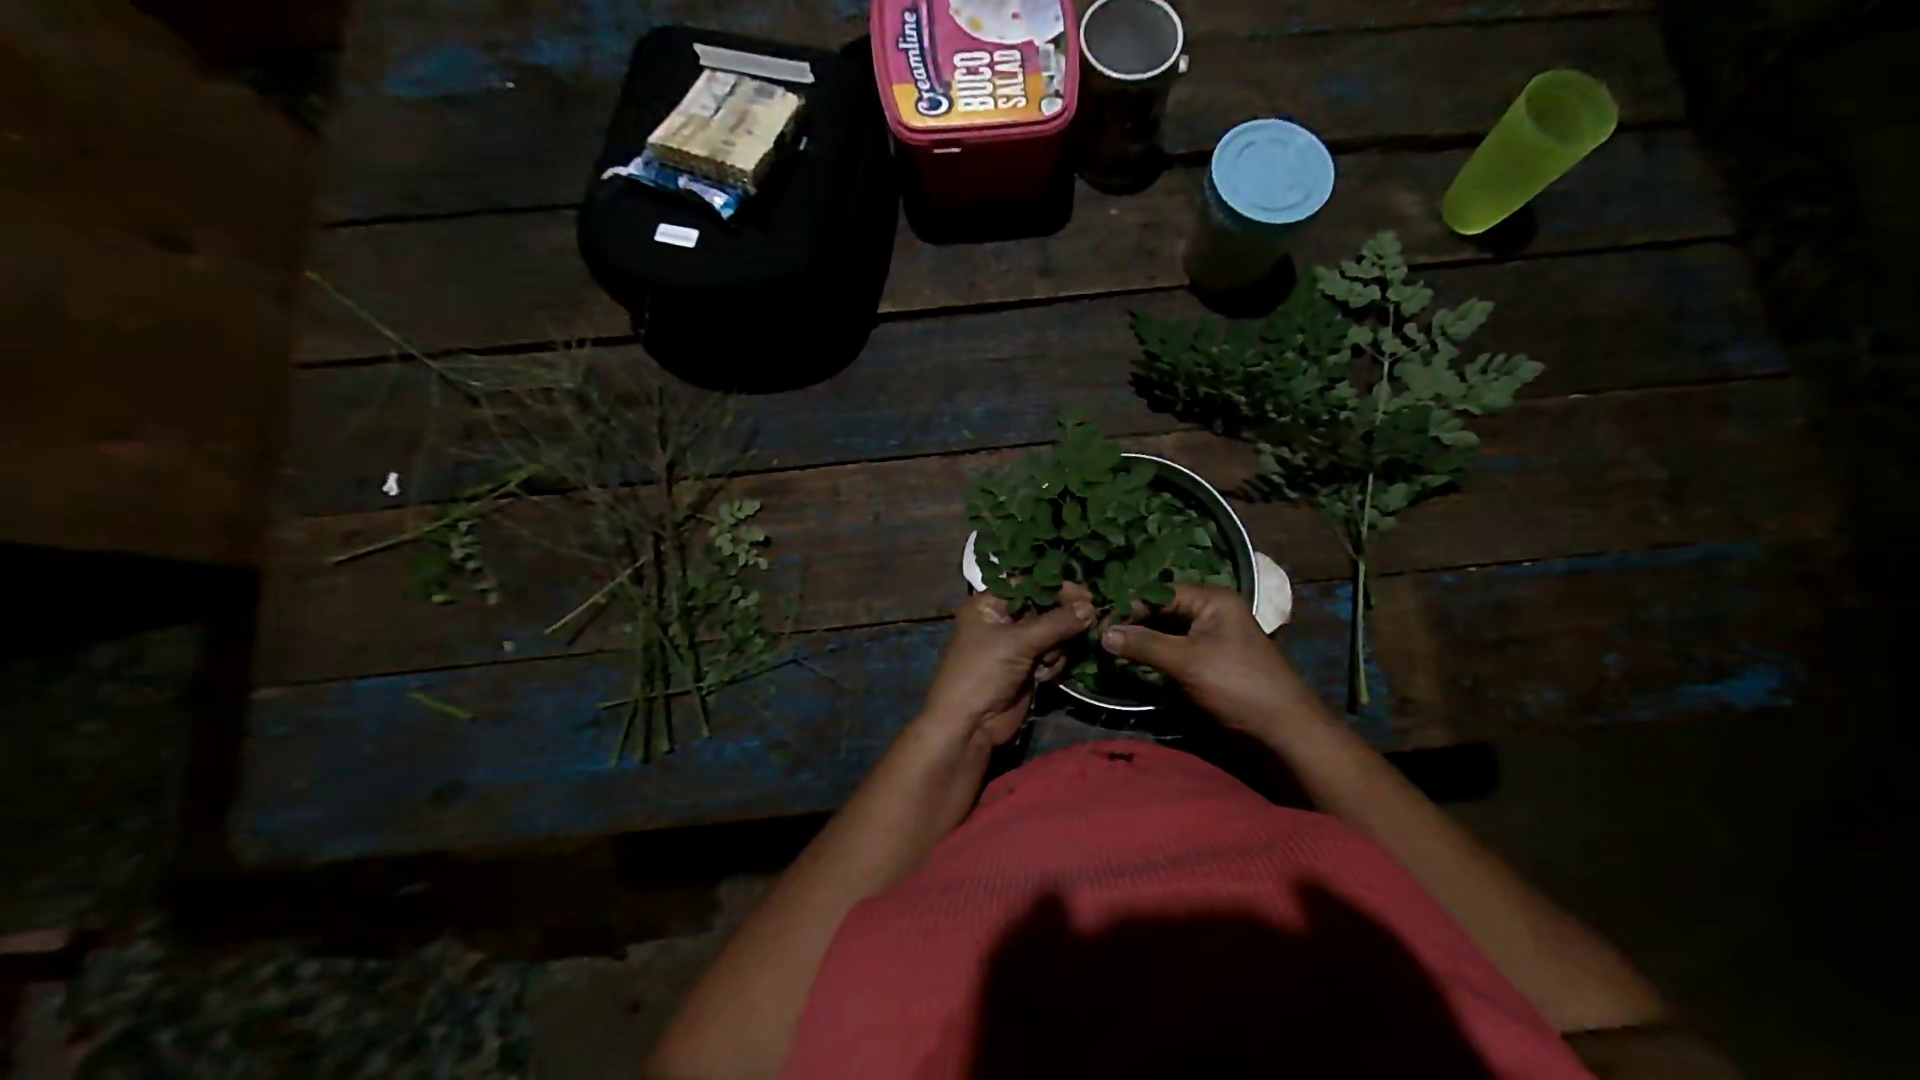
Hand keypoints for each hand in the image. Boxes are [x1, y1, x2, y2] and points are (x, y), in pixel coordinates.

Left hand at [917, 583, 1095, 745]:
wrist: (969, 726)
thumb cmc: (983, 673)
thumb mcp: (1017, 641)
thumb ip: (1056, 622)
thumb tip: (1090, 607)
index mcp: (988, 606)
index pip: (1027, 585)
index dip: (1055, 588)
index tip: (1085, 594)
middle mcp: (1002, 622)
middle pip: (1043, 609)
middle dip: (1062, 619)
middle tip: (1088, 621)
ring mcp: (1015, 647)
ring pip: (1052, 635)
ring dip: (1057, 646)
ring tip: (1049, 661)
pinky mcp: (1027, 669)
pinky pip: (1051, 657)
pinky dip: (1053, 664)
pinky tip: (1044, 676)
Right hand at [1100, 584, 1320, 734]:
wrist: (1283, 728)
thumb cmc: (1237, 684)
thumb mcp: (1186, 662)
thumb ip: (1144, 644)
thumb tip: (1102, 633)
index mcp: (1213, 599)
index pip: (1160, 592)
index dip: (1129, 604)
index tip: (1098, 619)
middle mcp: (1212, 610)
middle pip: (1162, 608)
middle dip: (1132, 619)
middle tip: (1099, 632)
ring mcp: (1211, 634)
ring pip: (1166, 628)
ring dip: (1141, 636)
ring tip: (1108, 643)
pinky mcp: (1209, 657)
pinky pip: (1174, 646)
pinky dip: (1154, 651)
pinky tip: (1131, 656)